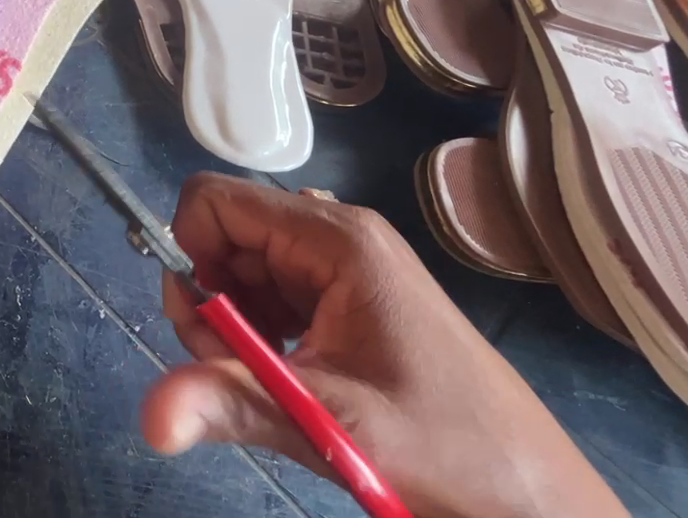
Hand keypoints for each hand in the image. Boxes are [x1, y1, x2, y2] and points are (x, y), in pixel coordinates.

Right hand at [142, 174, 627, 517]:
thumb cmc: (449, 450)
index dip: (188, 248)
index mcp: (334, 239)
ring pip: (237, 268)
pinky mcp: (341, 296)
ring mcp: (338, 265)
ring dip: (229, 321)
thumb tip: (149, 421)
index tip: (204, 315)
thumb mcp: (334, 423)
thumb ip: (234, 402)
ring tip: (268, 378)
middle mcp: (332, 235)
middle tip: (236, 363)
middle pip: (221, 237)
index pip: (214, 199)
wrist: (538, 507)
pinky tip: (287, 373)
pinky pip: (264, 291)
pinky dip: (254, 330)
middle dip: (210, 299)